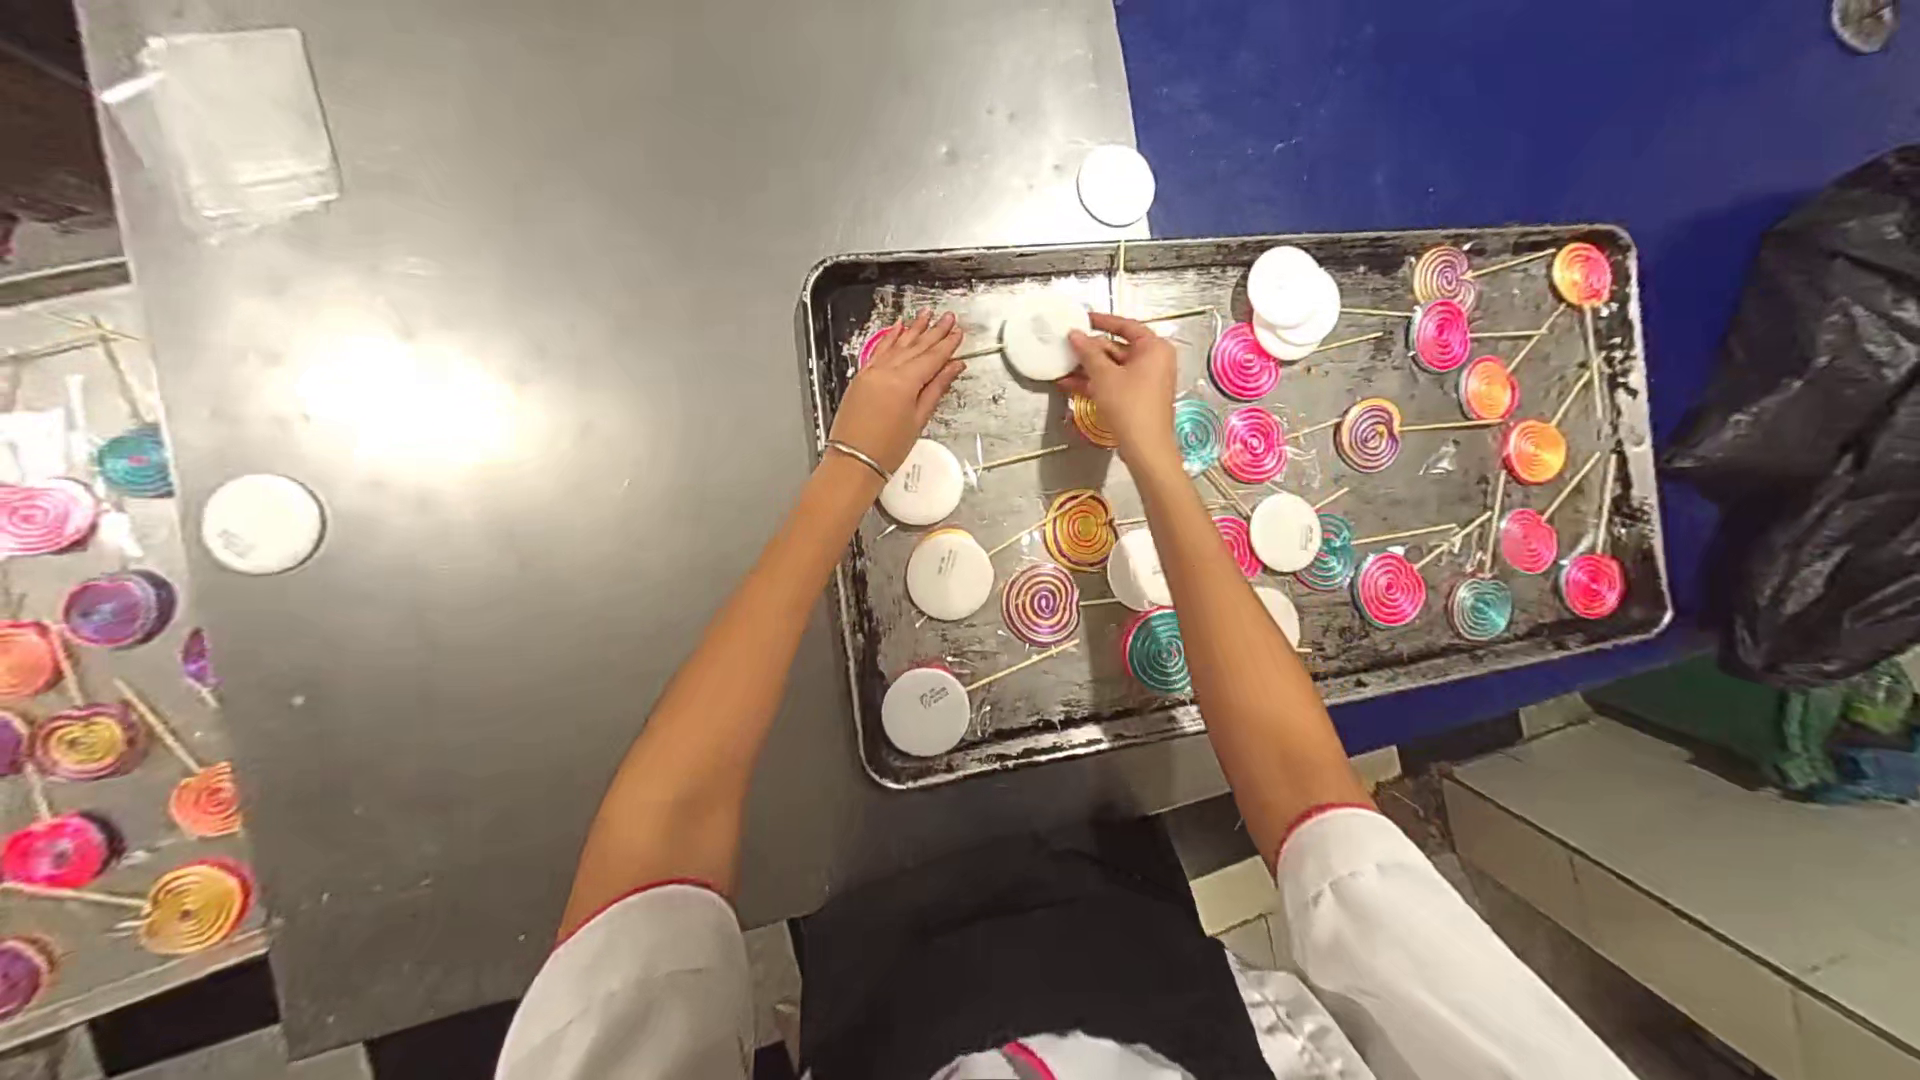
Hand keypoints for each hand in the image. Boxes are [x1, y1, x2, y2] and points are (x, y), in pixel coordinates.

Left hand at [830, 310, 964, 472]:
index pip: (932, 357)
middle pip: (916, 347)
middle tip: (949, 317)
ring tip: (926, 315)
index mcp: (904, 382)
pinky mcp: (861, 378)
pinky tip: (898, 328)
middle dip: (934, 331)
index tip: (958, 332)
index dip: (947, 344)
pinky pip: (878, 351)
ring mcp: (871, 372)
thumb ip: (936, 388)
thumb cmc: (887, 449)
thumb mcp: (919, 419)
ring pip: (897, 345)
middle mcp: (886, 371)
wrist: (853, 461)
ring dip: (914, 329)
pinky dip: (889, 338)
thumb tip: (953, 368)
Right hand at [1060, 313, 1178, 468]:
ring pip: (1113, 368)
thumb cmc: (1129, 405)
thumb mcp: (1104, 376)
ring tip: (1063, 368)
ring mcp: (1147, 380)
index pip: (1126, 326)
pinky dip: (1096, 383)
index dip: (1103, 321)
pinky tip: (1071, 385)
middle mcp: (1154, 360)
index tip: (1083, 319)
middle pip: (1118, 348)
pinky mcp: (1138, 397)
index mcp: (1154, 347)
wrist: (1145, 446)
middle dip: (1090, 351)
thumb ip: (1088, 353)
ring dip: (1088, 369)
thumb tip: (1075, 335)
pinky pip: (1115, 383)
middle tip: (1067, 348)